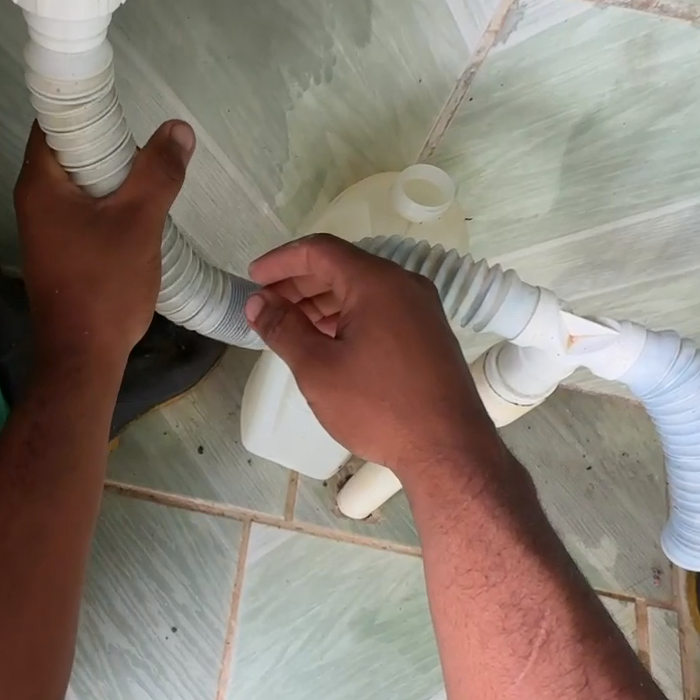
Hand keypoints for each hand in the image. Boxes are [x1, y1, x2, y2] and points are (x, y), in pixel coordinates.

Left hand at [14, 120, 195, 373]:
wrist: (83, 357)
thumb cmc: (105, 287)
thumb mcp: (139, 223)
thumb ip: (158, 172)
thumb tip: (178, 130)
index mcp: (39, 184)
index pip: (54, 120)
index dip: (89, 107)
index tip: (127, 110)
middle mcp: (33, 202)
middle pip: (70, 152)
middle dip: (110, 146)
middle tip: (147, 154)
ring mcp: (44, 231)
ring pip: (80, 186)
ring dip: (113, 181)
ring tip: (150, 186)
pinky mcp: (59, 254)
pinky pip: (83, 214)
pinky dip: (108, 208)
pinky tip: (138, 220)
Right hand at [246, 234, 501, 482]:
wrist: (447, 447)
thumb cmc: (377, 406)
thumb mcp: (318, 368)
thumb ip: (283, 329)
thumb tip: (257, 303)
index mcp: (376, 283)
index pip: (319, 251)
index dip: (280, 261)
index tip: (252, 279)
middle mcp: (403, 285)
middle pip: (341, 267)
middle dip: (297, 283)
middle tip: (265, 306)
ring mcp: (420, 309)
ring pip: (360, 290)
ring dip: (320, 302)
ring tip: (288, 326)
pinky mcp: (426, 333)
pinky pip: (378, 309)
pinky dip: (346, 316)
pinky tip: (325, 341)